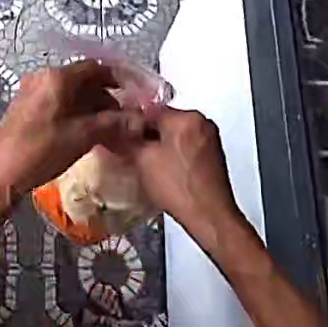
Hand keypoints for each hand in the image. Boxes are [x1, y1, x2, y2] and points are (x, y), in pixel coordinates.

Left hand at [0, 60, 145, 204]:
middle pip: (84, 82)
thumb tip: (140, 120)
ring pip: (72, 96)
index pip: (96, 68)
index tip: (137, 94)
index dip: (120, 79)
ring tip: (113, 130)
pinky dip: (78, 117)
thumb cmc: (40, 150)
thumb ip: (113, 124)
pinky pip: (59, 106)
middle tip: (128, 118)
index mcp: (56, 78)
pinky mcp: (26, 111)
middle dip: (108, 99)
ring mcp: (32, 95)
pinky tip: (90, 135)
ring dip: (94, 110)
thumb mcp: (81, 136)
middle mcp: (42, 79)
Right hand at [127, 107, 240, 235]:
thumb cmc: (181, 190)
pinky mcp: (212, 155)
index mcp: (186, 118)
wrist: (209, 215)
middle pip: (165, 121)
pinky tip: (164, 171)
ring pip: (176, 134)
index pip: (150, 110)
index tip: (120, 133)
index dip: (131, 123)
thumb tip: (115, 130)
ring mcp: (209, 139)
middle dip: (147, 134)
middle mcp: (202, 123)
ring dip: (160, 145)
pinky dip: (173, 154)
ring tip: (147, 164)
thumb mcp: (143, 161)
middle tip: (132, 150)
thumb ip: (127, 140)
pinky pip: (186, 146)